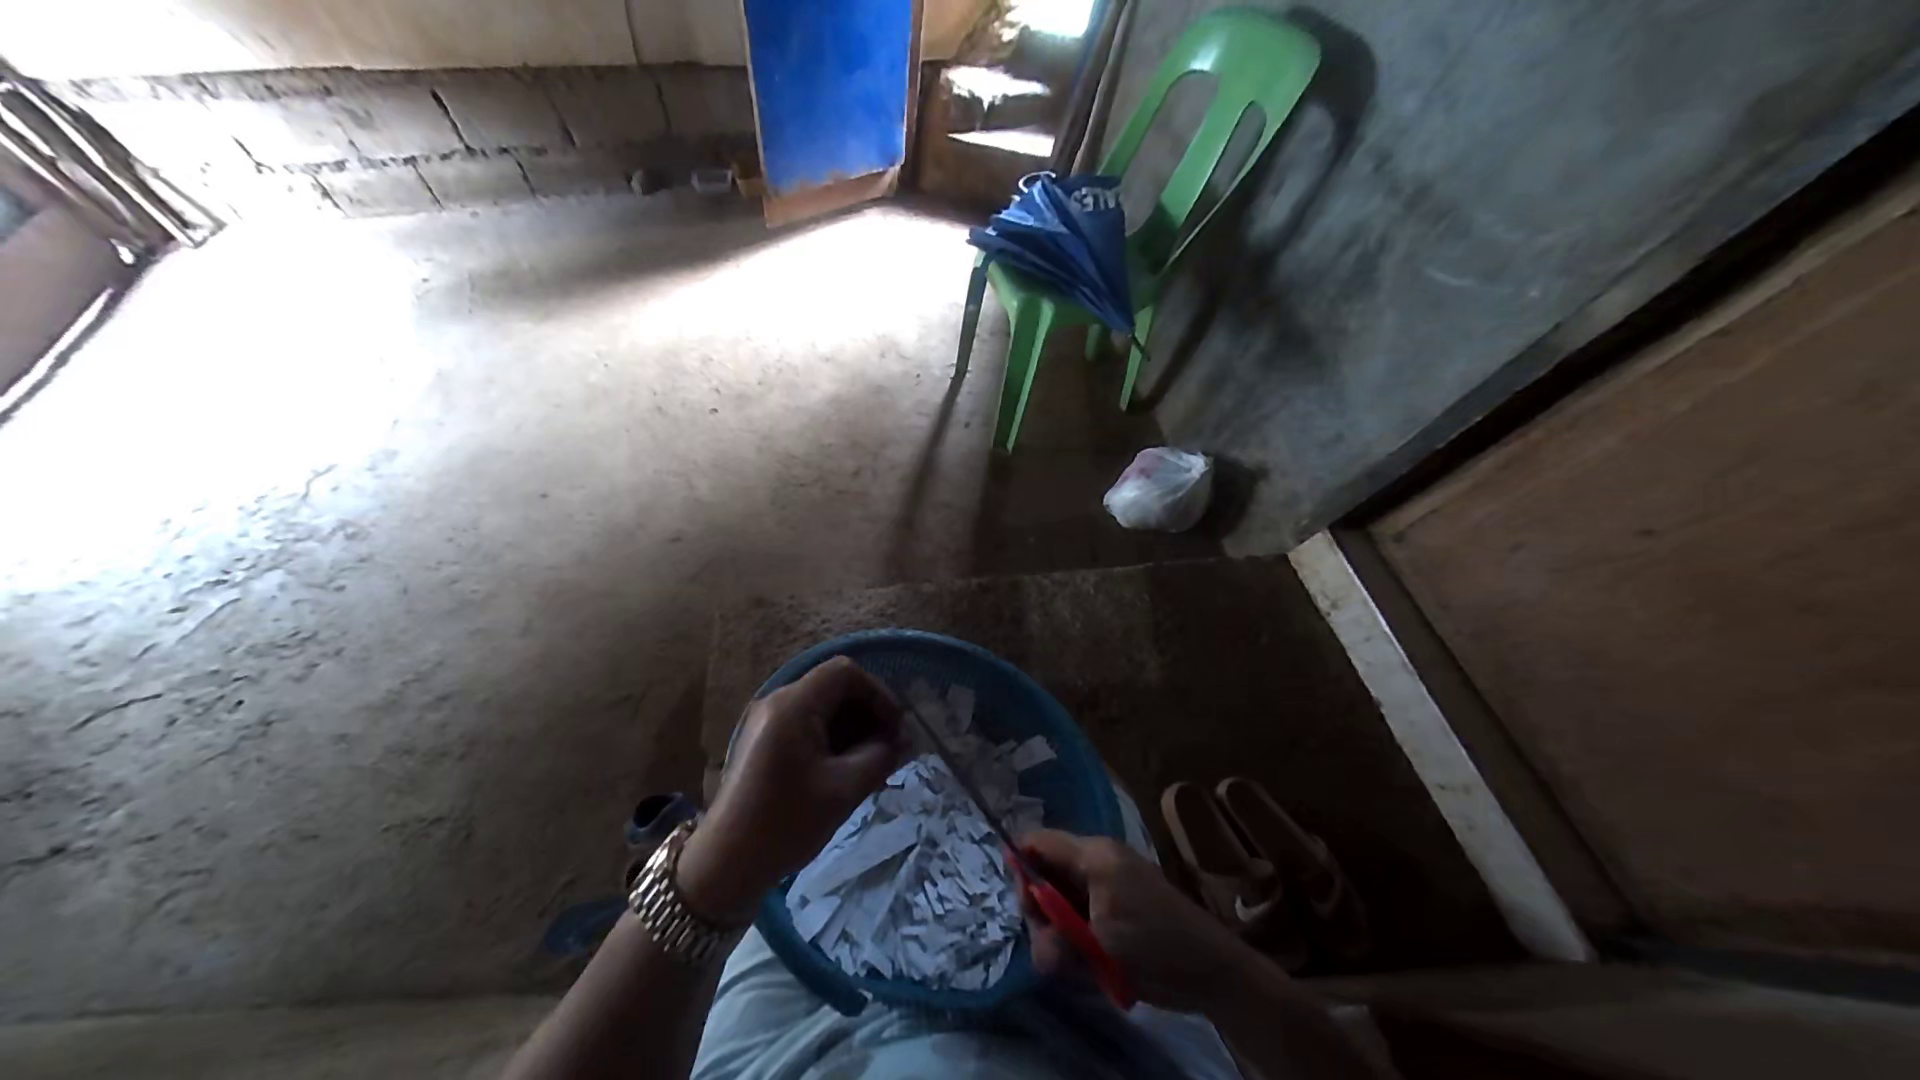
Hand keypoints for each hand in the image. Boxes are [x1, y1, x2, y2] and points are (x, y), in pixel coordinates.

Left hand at [676, 657, 908, 924]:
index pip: (846, 673)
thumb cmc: (786, 822)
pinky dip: (834, 740)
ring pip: (824, 707)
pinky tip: (849, 770)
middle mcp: (778, 702)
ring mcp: (769, 722)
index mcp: (794, 705)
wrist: (726, 865)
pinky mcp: (766, 742)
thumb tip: (905, 741)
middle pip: (835, 687)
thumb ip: (881, 756)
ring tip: (874, 764)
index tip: (896, 730)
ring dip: (854, 728)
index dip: (878, 694)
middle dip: (868, 713)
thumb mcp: (844, 789)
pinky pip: (809, 725)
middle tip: (891, 749)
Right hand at [1019, 829, 1262, 1013]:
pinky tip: (1094, 960)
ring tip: (1082, 960)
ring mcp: (1111, 879)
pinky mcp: (1120, 901)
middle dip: (1043, 911)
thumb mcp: (1098, 947)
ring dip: (1062, 930)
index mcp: (1093, 854)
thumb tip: (1036, 941)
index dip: (1020, 868)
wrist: (1214, 970)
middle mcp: (1099, 858)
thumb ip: (1055, 940)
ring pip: (1063, 896)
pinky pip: (1082, 909)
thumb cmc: (1155, 948)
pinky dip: (1079, 934)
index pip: (1038, 842)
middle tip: (1058, 946)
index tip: (1027, 910)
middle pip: (1047, 871)